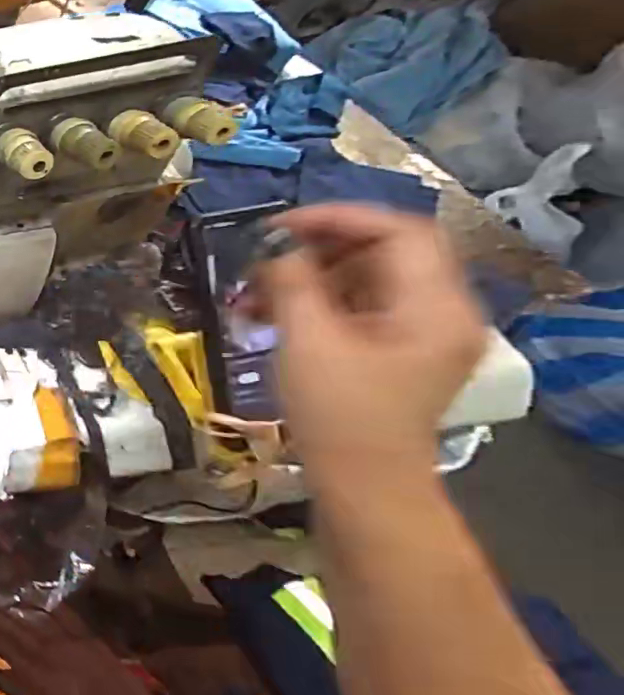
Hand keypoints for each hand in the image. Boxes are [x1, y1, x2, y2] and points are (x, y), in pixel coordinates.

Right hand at [248, 205, 485, 480]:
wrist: (360, 475)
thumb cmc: (336, 409)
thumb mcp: (307, 341)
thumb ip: (293, 285)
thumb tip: (275, 247)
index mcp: (434, 307)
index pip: (399, 233)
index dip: (337, 219)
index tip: (275, 226)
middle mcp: (440, 310)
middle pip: (383, 252)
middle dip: (316, 247)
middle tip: (259, 256)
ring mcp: (419, 330)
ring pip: (364, 277)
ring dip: (306, 275)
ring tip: (253, 289)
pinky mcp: (394, 346)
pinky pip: (356, 304)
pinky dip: (312, 298)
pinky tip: (268, 310)